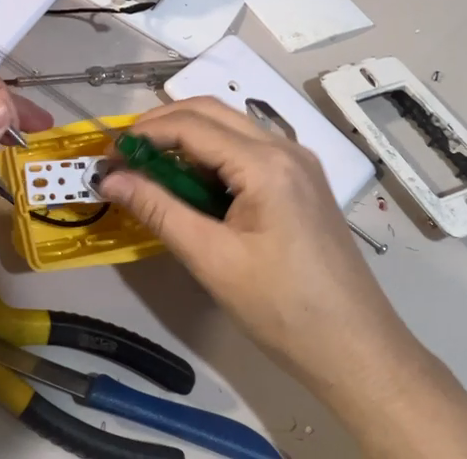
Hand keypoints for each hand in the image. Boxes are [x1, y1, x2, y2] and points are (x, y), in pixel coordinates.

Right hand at [97, 99, 417, 390]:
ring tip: (149, 171)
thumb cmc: (283, 309)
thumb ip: (157, 209)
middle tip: (124, 157)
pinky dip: (210, 156)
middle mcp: (285, 149)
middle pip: (210, 112)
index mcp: (266, 164)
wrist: (359, 353)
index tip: (108, 158)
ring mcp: (298, 164)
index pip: (190, 125)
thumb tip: (109, 179)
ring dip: (185, 139)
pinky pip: (246, 149)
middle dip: (161, 126)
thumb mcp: (210, 259)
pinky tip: (191, 187)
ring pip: (228, 127)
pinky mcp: (301, 182)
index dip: (143, 134)